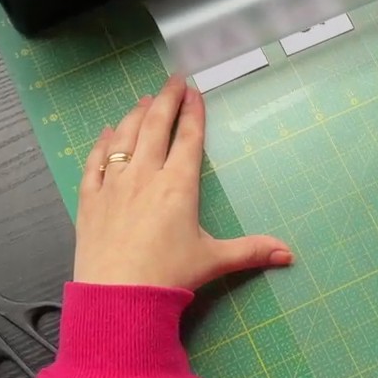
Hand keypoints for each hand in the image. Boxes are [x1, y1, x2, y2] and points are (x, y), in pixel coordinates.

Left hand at [76, 76, 293, 290]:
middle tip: (172, 80)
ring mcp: (114, 184)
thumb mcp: (213, 261)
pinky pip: (95, 162)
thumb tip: (288, 254)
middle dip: (165, 99)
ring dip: (135, 115)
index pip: (188, 139)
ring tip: (143, 100)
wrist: (118, 298)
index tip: (194, 91)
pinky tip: (107, 133)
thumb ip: (251, 251)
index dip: (193, 112)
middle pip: (156, 126)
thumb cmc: (168, 277)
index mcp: (178, 185)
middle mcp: (145, 176)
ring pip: (125, 137)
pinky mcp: (90, 199)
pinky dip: (102, 143)